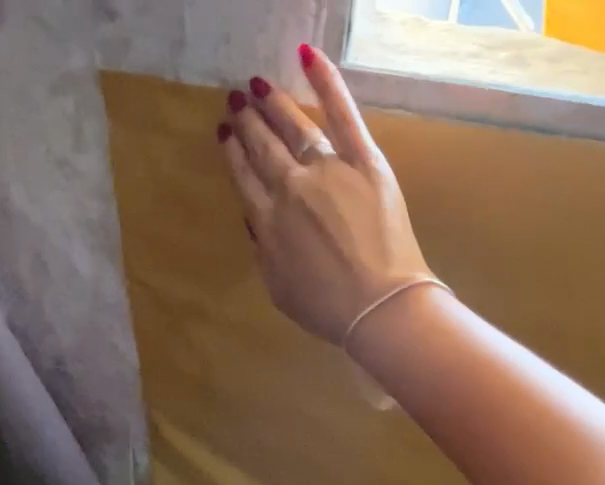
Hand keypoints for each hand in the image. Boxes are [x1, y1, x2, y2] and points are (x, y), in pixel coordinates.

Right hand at [220, 45, 432, 346]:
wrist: (378, 305)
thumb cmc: (328, 308)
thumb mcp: (279, 289)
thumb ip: (264, 250)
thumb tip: (256, 219)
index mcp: (268, 222)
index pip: (244, 178)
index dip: (233, 153)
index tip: (225, 134)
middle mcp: (291, 188)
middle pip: (264, 148)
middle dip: (248, 123)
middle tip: (236, 101)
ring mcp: (327, 170)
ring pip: (294, 127)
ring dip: (273, 104)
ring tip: (257, 85)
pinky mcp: (364, 161)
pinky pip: (342, 114)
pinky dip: (325, 82)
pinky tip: (307, 56)